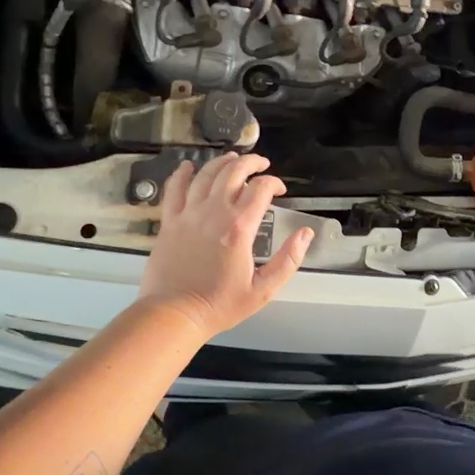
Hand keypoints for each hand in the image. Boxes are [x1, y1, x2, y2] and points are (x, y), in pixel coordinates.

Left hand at [140, 153, 313, 337]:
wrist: (173, 315)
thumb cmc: (219, 305)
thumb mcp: (263, 290)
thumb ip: (288, 260)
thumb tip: (306, 234)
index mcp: (239, 228)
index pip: (261, 189)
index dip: (274, 183)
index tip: (280, 190)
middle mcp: (214, 213)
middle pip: (233, 172)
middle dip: (251, 162)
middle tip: (261, 164)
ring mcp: (188, 215)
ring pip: (206, 174)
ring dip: (222, 163)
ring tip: (233, 159)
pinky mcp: (169, 222)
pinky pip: (174, 189)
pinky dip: (181, 174)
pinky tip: (187, 166)